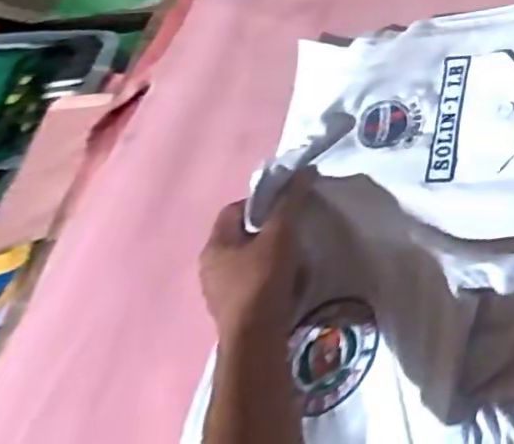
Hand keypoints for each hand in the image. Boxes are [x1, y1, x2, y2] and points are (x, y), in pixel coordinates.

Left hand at [199, 168, 313, 345]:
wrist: (256, 340)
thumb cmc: (263, 279)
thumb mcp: (281, 233)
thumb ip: (291, 201)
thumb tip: (303, 172)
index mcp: (214, 245)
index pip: (235, 209)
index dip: (261, 202)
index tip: (285, 206)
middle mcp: (209, 267)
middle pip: (243, 234)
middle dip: (269, 230)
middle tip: (293, 230)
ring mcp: (218, 292)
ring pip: (249, 259)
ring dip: (272, 255)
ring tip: (295, 258)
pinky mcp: (232, 311)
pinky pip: (252, 282)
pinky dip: (270, 277)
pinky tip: (288, 283)